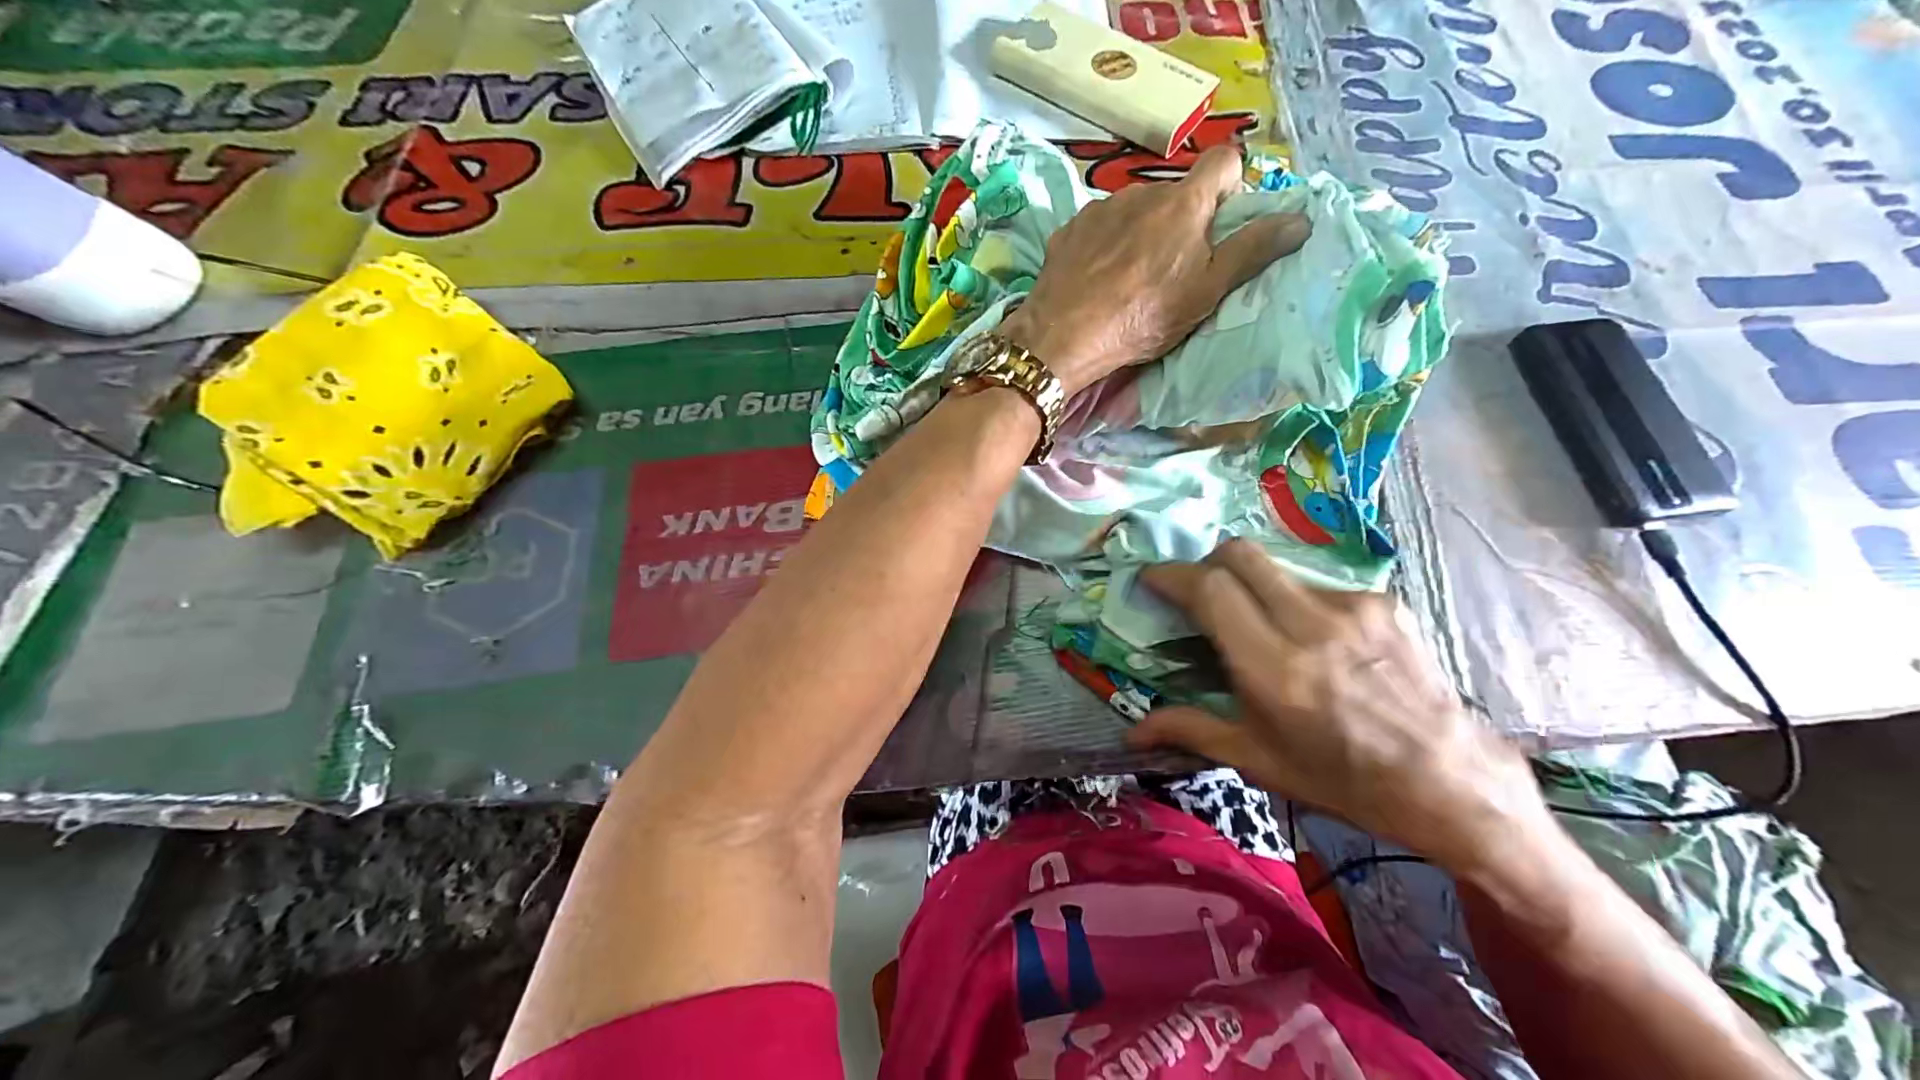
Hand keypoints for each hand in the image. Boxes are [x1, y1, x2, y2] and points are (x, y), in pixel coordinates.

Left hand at [999, 146, 1310, 397]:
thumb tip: (1300, 219)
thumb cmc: (1142, 318)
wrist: (1062, 337)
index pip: (1224, 160)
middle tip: (1175, 268)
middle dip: (1184, 220)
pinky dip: (1106, 244)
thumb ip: (1252, 251)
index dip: (1232, 183)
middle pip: (1177, 192)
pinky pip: (1100, 227)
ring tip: (1131, 279)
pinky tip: (1099, 278)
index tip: (1225, 220)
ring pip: (1136, 209)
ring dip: (1143, 232)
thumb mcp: (1206, 291)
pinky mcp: (1069, 229)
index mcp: (1183, 203)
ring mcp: (1099, 208)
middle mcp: (1141, 192)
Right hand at [1126, 539, 1550, 872]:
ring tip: (1257, 623)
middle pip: (1240, 555)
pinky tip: (1312, 639)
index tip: (1153, 580)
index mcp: (1274, 669)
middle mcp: (1311, 625)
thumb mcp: (1259, 762)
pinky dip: (1296, 601)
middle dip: (1207, 562)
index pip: (1210, 590)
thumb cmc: (1344, 781)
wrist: (1451, 784)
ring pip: (1279, 568)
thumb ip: (1190, 731)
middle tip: (1197, 590)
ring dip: (1252, 583)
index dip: (1172, 576)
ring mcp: (1353, 608)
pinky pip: (1318, 585)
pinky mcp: (1384, 604)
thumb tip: (1130, 734)